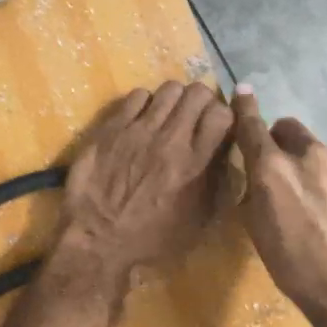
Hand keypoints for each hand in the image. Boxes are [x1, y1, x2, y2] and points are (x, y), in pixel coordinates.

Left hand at [59, 81, 234, 275]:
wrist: (99, 238)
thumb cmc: (152, 237)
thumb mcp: (200, 220)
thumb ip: (219, 183)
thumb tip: (227, 153)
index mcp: (196, 163)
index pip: (222, 114)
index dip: (222, 114)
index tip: (216, 124)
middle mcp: (171, 139)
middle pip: (197, 93)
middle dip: (201, 100)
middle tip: (192, 115)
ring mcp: (139, 129)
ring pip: (168, 89)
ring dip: (173, 99)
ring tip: (166, 115)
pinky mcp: (113, 127)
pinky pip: (137, 95)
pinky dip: (144, 103)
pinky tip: (140, 119)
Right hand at [230, 86, 326, 323]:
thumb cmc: (294, 266)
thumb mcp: (255, 228)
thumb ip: (254, 189)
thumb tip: (257, 173)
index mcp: (272, 168)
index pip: (253, 126)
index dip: (245, 107)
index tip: (244, 91)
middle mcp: (309, 154)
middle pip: (290, 130)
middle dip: (284, 145)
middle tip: (288, 177)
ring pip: (323, 153)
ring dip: (318, 169)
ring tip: (326, 206)